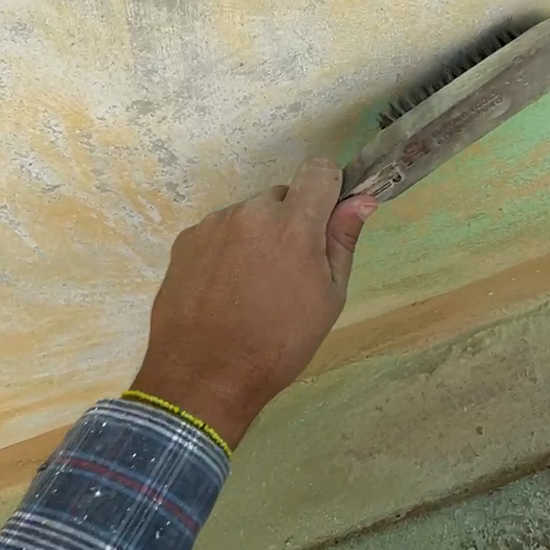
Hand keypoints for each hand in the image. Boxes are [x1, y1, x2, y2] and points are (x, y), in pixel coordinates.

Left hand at [129, 158, 378, 446]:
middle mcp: (252, 212)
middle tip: (288, 268)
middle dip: (291, 220)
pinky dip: (227, 249)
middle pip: (282, 196)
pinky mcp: (187, 239)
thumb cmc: (278, 344)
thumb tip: (362, 200)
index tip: (326, 216)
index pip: (319, 170)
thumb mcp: (328, 298)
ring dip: (257, 234)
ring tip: (251, 285)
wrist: (202, 378)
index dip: (328, 188)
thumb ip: (343, 240)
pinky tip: (224, 289)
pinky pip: (220, 231)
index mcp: (294, 224)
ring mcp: (215, 224)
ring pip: (250, 214)